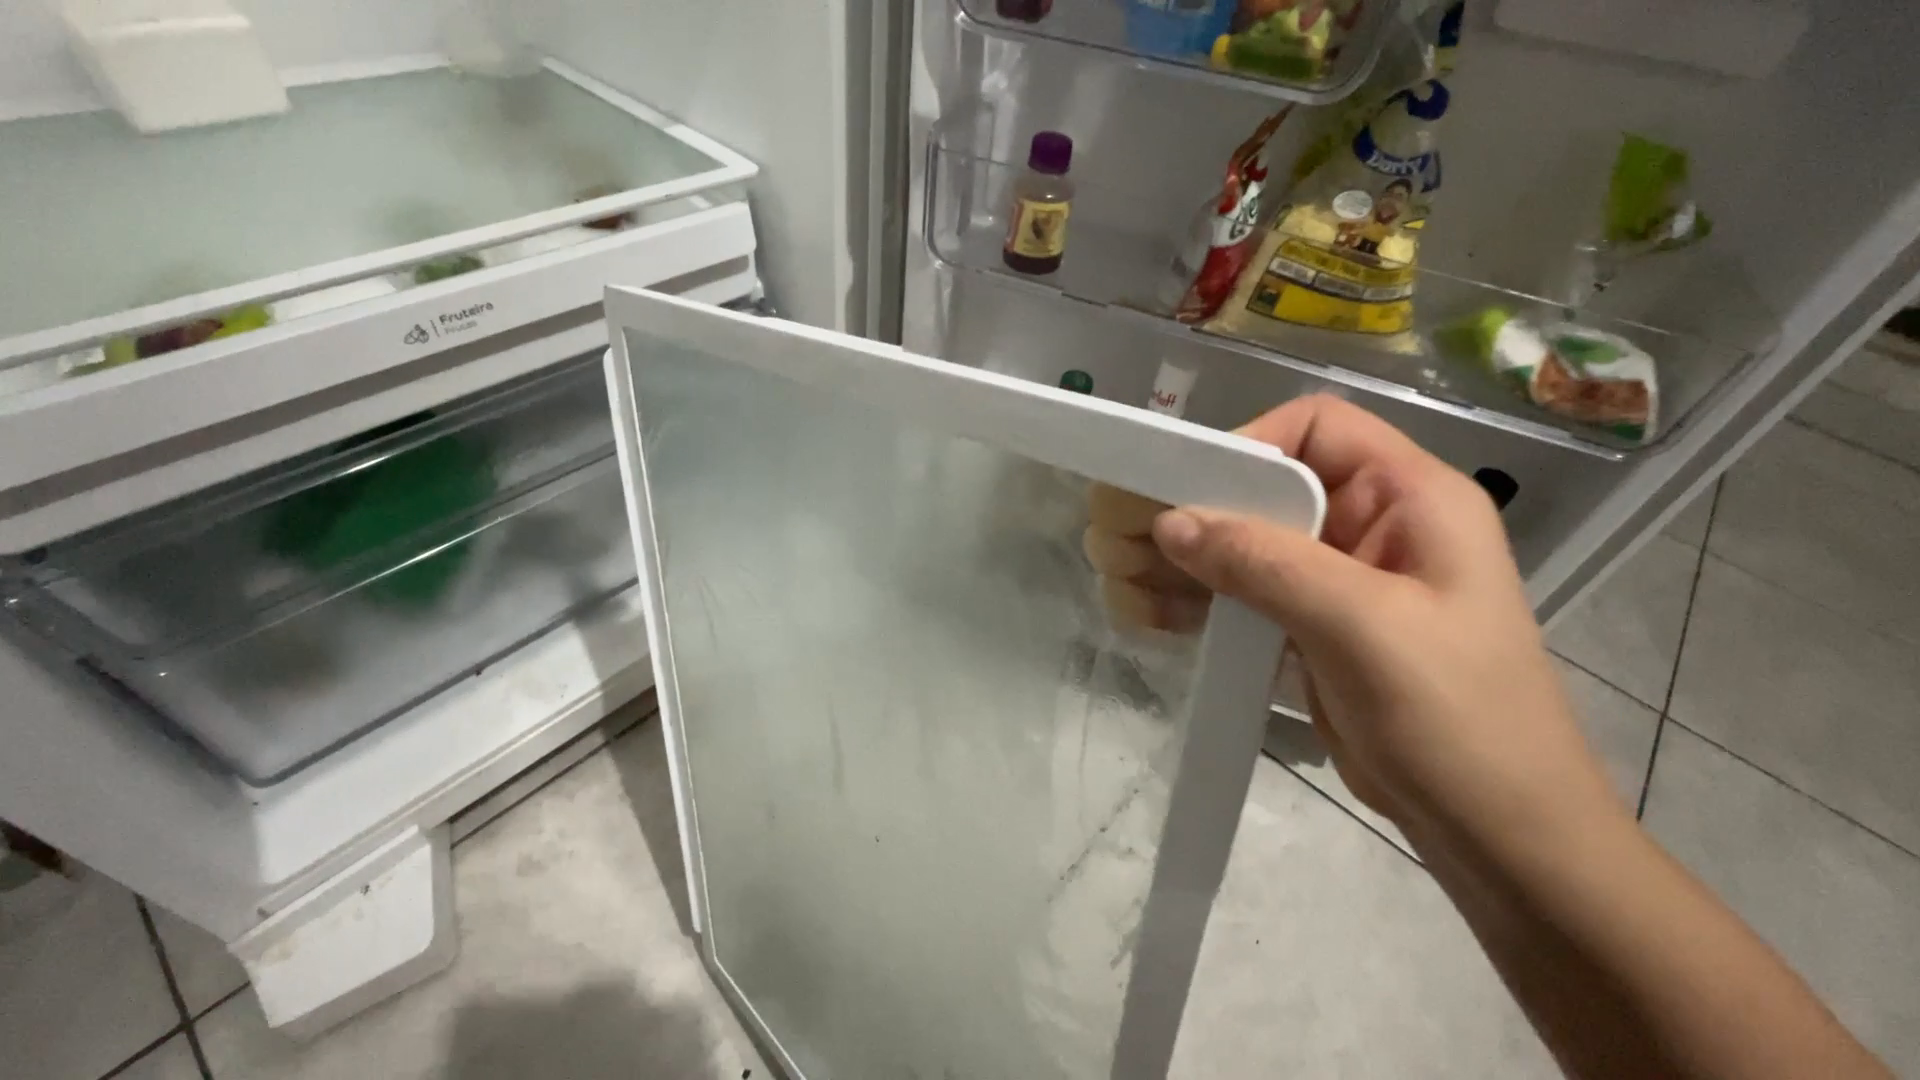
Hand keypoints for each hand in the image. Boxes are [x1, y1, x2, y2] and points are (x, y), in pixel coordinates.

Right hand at [1084, 395, 1620, 841]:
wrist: (1500, 833)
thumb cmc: (1453, 718)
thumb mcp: (1361, 627)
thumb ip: (1265, 564)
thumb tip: (1171, 521)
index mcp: (1412, 498)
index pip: (1317, 429)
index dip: (1249, 445)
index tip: (1186, 491)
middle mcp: (1375, 527)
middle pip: (1270, 490)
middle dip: (1194, 510)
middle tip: (1118, 536)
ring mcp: (1343, 584)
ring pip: (1250, 547)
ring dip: (1186, 561)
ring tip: (1116, 577)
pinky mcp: (1318, 633)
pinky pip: (1249, 598)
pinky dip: (1201, 603)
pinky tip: (1150, 616)